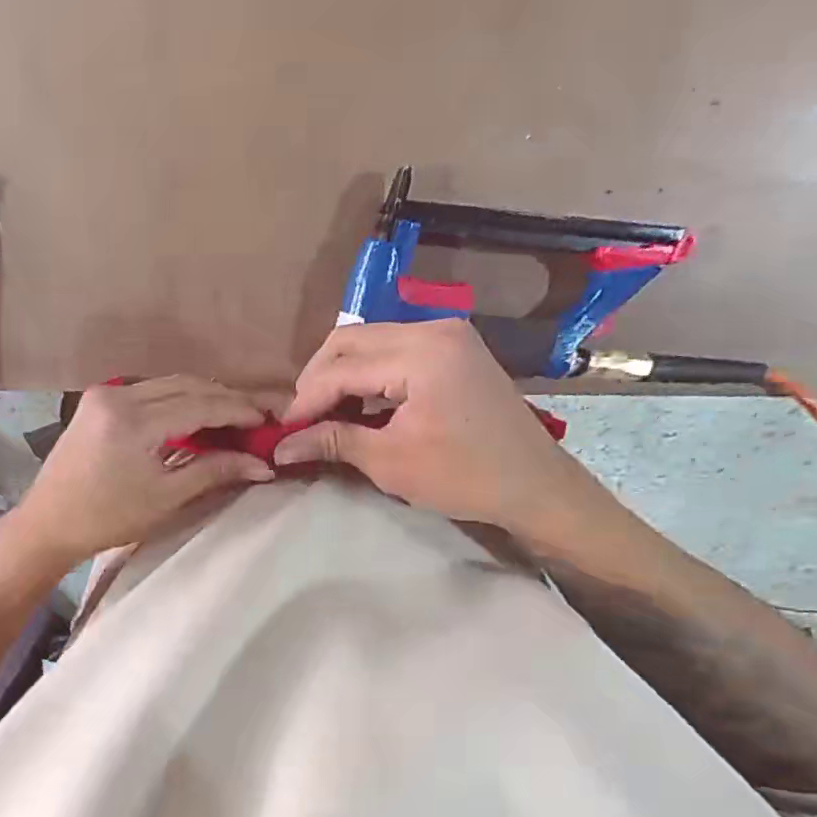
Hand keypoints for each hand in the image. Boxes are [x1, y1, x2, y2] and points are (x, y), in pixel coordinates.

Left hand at [7, 376, 274, 564]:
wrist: (48, 523)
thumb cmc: (107, 518)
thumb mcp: (165, 498)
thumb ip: (214, 471)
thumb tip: (262, 464)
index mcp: (133, 420)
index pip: (200, 403)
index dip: (238, 410)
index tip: (268, 420)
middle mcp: (117, 395)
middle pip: (185, 385)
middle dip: (224, 399)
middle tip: (255, 418)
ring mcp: (103, 394)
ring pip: (167, 384)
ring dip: (201, 397)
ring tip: (231, 418)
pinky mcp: (95, 401)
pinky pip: (148, 391)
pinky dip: (175, 400)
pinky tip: (193, 417)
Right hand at [272, 319, 612, 539]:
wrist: (536, 486)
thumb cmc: (464, 477)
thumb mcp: (389, 461)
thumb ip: (331, 442)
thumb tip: (280, 446)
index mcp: (421, 355)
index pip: (340, 370)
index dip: (304, 401)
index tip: (282, 432)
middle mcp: (433, 330)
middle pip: (348, 341)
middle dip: (316, 380)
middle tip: (301, 419)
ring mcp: (447, 334)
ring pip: (368, 341)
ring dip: (339, 374)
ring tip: (325, 414)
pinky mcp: (453, 347)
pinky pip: (392, 348)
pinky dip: (367, 373)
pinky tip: (358, 404)